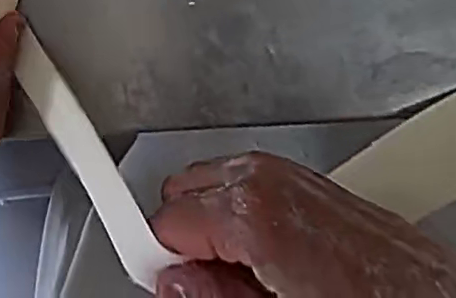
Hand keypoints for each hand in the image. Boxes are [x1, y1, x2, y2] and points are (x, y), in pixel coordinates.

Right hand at [150, 153, 455, 296]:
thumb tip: (175, 285)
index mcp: (250, 211)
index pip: (166, 217)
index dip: (159, 254)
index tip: (163, 280)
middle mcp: (260, 176)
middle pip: (182, 193)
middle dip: (189, 239)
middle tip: (219, 287)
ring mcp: (279, 169)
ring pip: (208, 185)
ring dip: (214, 227)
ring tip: (254, 276)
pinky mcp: (296, 172)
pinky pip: (240, 183)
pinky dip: (240, 215)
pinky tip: (273, 259)